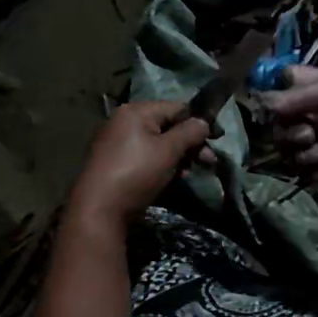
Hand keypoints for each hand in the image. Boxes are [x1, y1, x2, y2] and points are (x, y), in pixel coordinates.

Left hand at [71, 101, 211, 228]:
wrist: (100, 208)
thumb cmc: (137, 172)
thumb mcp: (169, 150)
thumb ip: (190, 132)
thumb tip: (203, 122)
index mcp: (136, 112)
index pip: (177, 108)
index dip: (199, 122)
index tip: (217, 139)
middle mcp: (125, 122)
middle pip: (168, 126)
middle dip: (190, 143)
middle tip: (208, 161)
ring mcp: (119, 143)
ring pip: (159, 143)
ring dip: (179, 156)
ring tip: (188, 173)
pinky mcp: (118, 162)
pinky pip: (147, 156)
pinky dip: (163, 164)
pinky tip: (172, 178)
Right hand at [263, 66, 317, 188]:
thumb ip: (301, 95)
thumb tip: (264, 104)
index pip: (284, 84)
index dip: (274, 94)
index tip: (273, 106)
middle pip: (280, 121)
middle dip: (290, 128)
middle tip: (310, 132)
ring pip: (289, 149)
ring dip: (306, 150)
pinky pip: (306, 171)